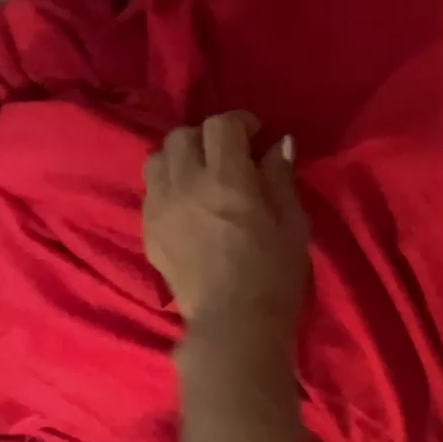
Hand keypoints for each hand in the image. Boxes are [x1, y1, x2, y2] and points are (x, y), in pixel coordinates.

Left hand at [143, 112, 308, 333]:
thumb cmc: (276, 271)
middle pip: (183, 135)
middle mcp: (186, 184)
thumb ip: (281, 178)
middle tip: (232, 153)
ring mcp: (160, 206)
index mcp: (228, 179)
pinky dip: (171, 183)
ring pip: (158, 158)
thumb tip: (279, 143)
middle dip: (209, 136)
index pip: (222, 126)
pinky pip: (153, 189)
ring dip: (182, 156)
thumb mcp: (293, 222)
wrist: (235, 320)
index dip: (241, 121)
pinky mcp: (148, 229)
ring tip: (204, 173)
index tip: (258, 132)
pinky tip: (192, 202)